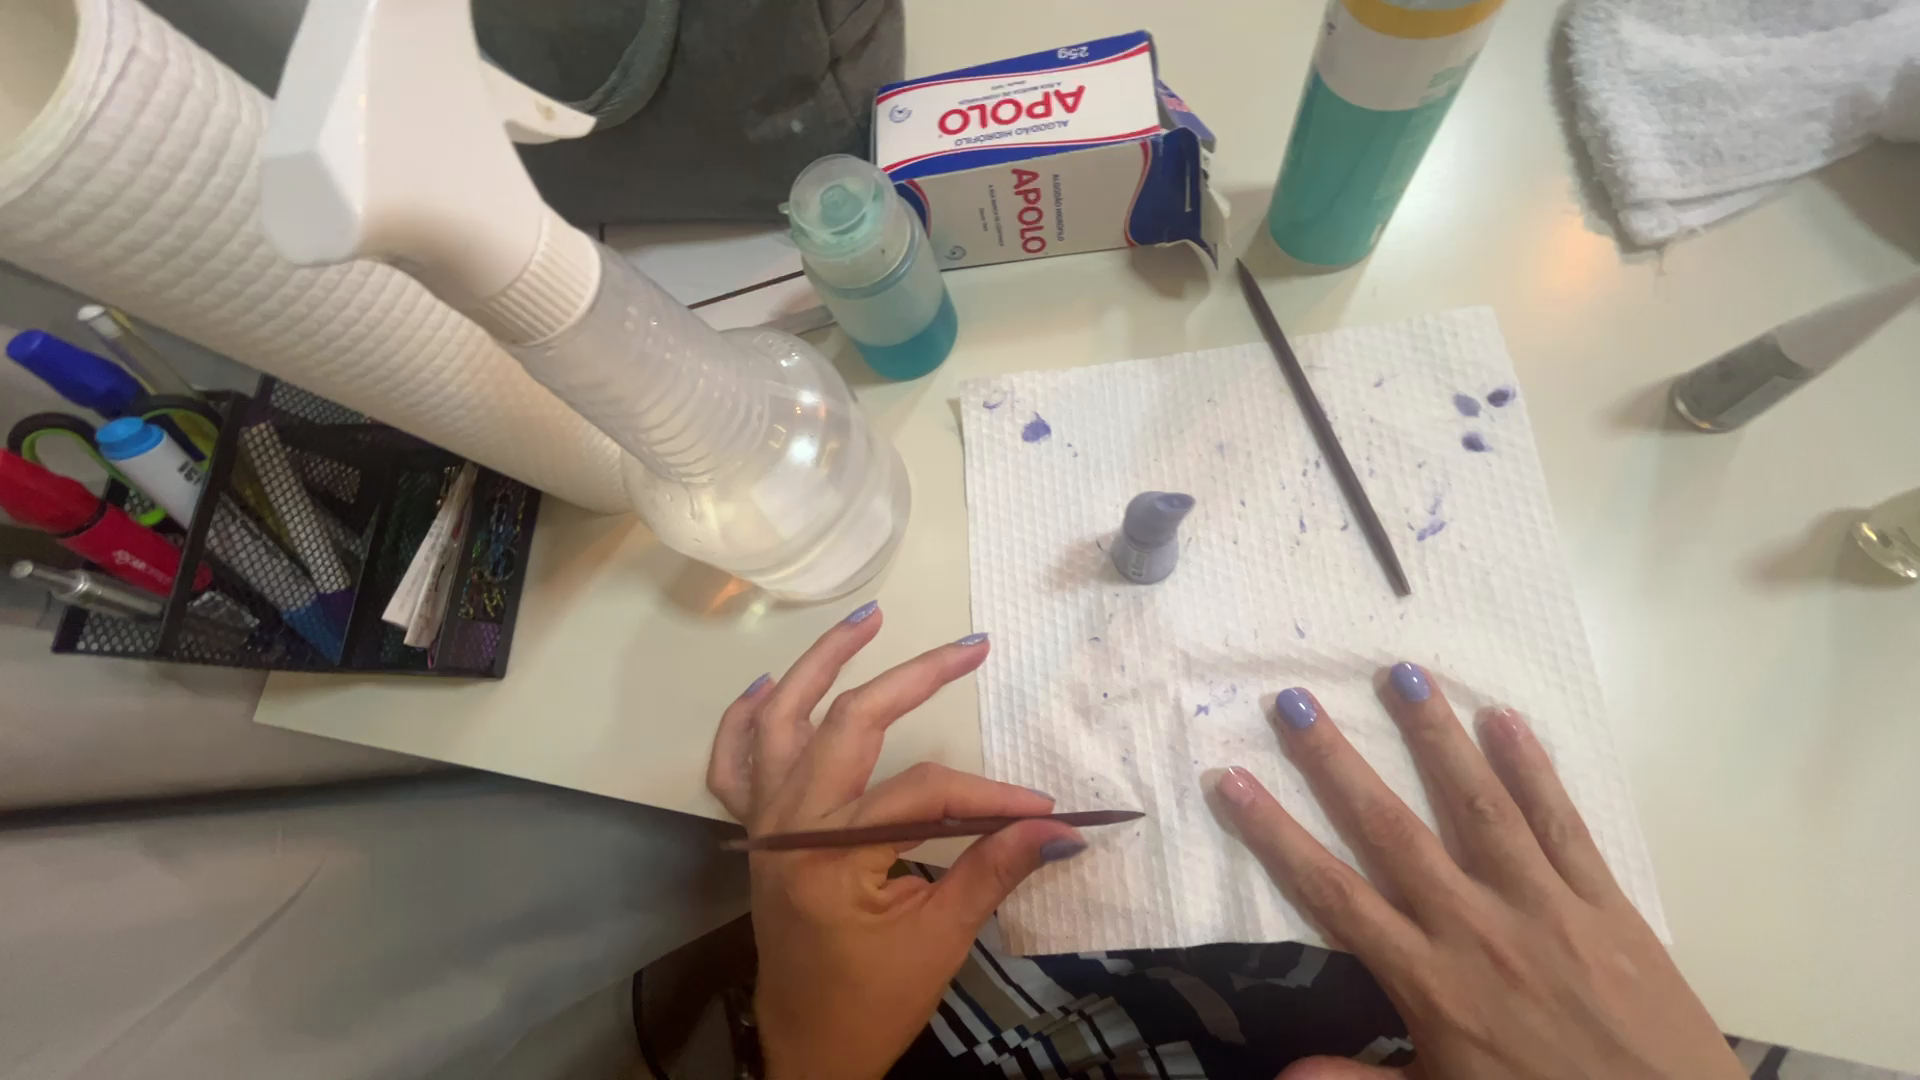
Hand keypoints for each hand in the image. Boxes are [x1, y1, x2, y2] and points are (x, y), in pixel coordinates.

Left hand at [707, 603, 1085, 1079]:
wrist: (806, 1049)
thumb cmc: (871, 1001)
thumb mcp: (939, 940)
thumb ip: (995, 870)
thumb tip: (1060, 827)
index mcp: (829, 854)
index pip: (923, 795)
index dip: (987, 795)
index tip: (1041, 806)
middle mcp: (785, 821)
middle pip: (849, 723)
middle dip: (914, 676)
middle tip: (969, 645)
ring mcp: (762, 819)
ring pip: (780, 718)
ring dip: (821, 663)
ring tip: (868, 618)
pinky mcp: (754, 827)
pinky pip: (733, 760)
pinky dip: (748, 717)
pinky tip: (772, 683)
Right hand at [1213, 664, 1744, 1079]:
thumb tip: (1273, 1075)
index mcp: (1426, 977)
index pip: (1328, 889)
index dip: (1273, 832)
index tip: (1230, 777)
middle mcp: (1472, 926)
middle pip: (1388, 827)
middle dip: (1334, 760)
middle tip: (1294, 699)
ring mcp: (1542, 907)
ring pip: (1477, 805)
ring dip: (1434, 735)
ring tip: (1402, 672)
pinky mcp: (1608, 906)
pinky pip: (1563, 825)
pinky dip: (1534, 769)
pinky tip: (1505, 717)